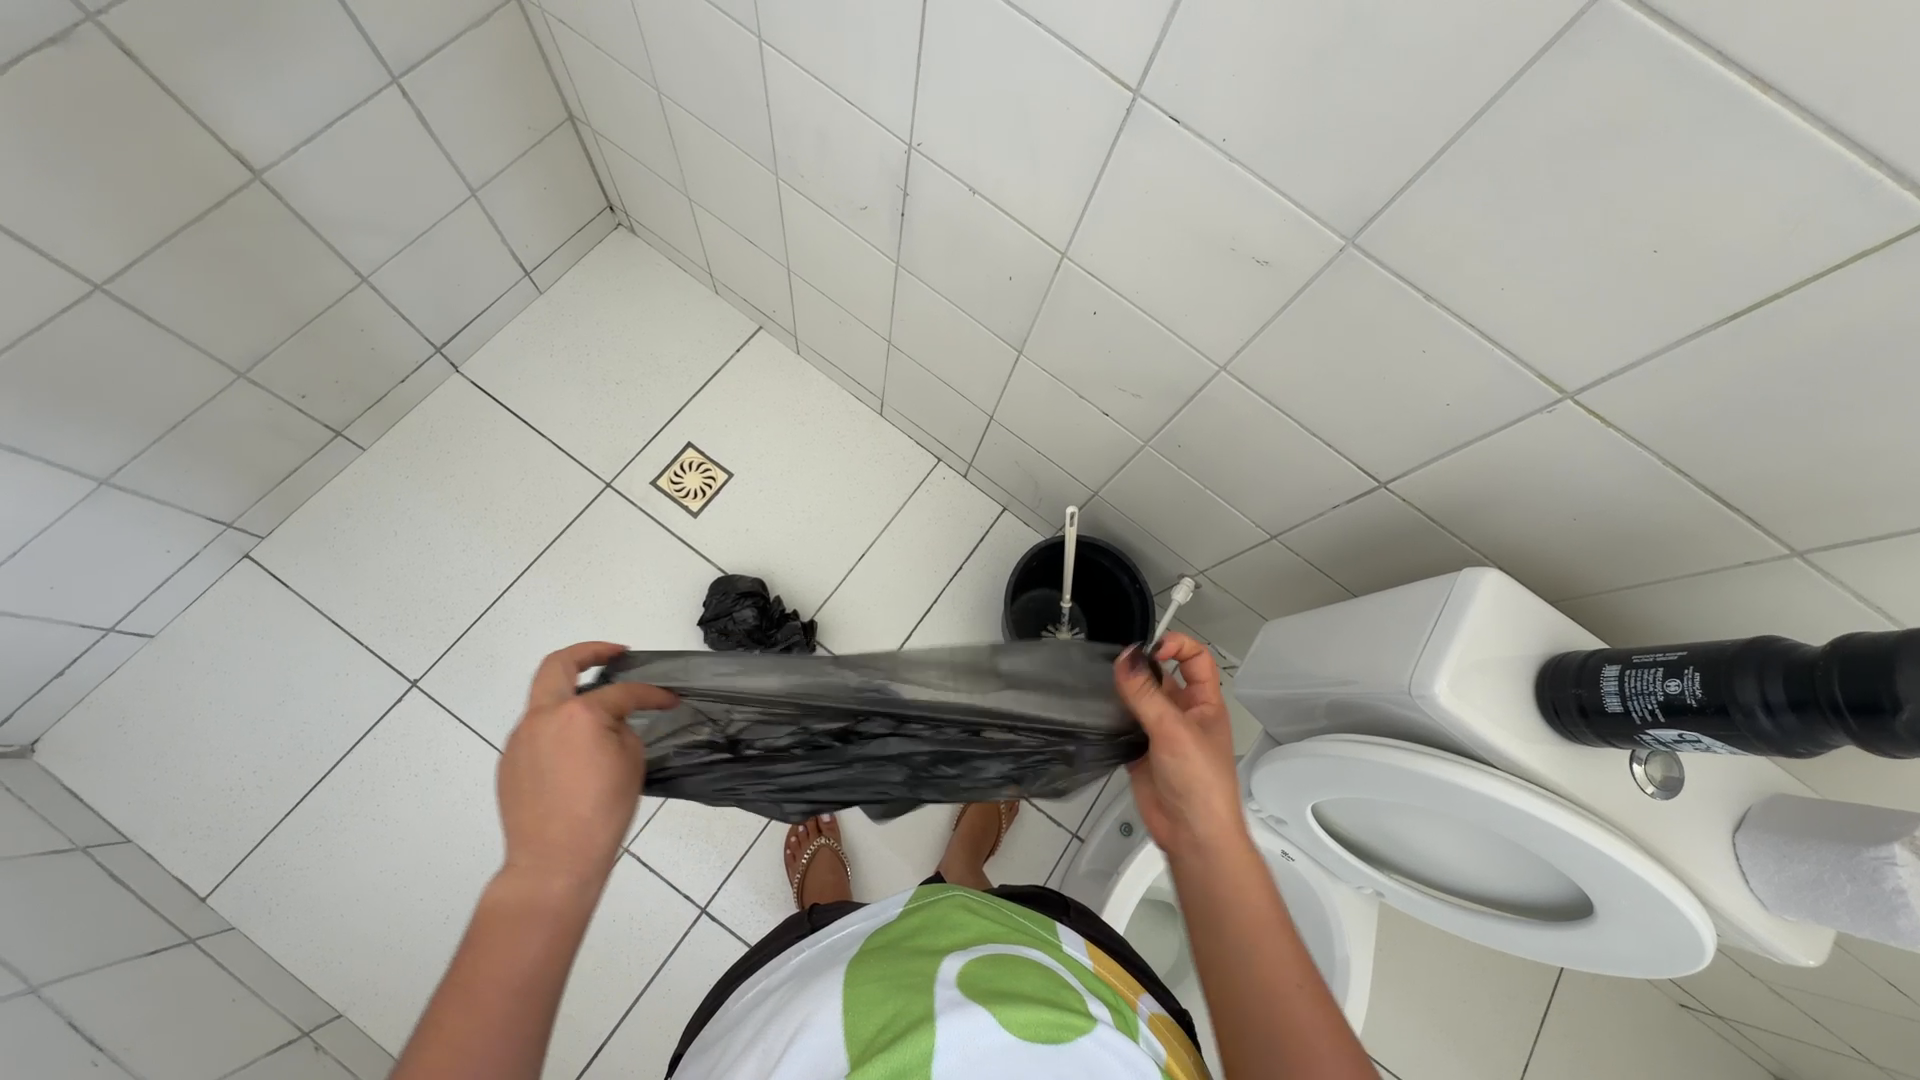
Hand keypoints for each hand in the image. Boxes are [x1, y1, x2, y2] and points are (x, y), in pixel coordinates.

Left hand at [497, 642, 676, 890]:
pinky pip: (537, 731)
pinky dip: (559, 728)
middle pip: (558, 665)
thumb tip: (611, 723)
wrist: (553, 862)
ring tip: (598, 711)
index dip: (652, 694)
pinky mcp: (509, 762)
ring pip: (544, 699)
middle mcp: (543, 716)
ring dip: (571, 694)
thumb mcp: (631, 763)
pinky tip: (576, 752)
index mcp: (579, 714)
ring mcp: (520, 738)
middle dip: (588, 652)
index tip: (670, 699)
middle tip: (614, 654)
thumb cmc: (602, 813)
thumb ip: (622, 729)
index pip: (623, 692)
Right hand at [1113, 634, 1247, 859]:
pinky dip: (1110, 716)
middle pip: (1162, 678)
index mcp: (1205, 703)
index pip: (1196, 660)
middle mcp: (1183, 714)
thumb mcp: (1173, 730)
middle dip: (1141, 668)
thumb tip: (1124, 656)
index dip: (1176, 647)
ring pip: (1140, 701)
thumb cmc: (1198, 779)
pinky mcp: (1140, 752)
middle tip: (1113, 666)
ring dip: (1122, 691)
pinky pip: (1124, 725)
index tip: (1149, 650)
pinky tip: (1094, 710)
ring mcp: (1160, 733)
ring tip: (1098, 684)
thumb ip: (1146, 693)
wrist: (1192, 834)